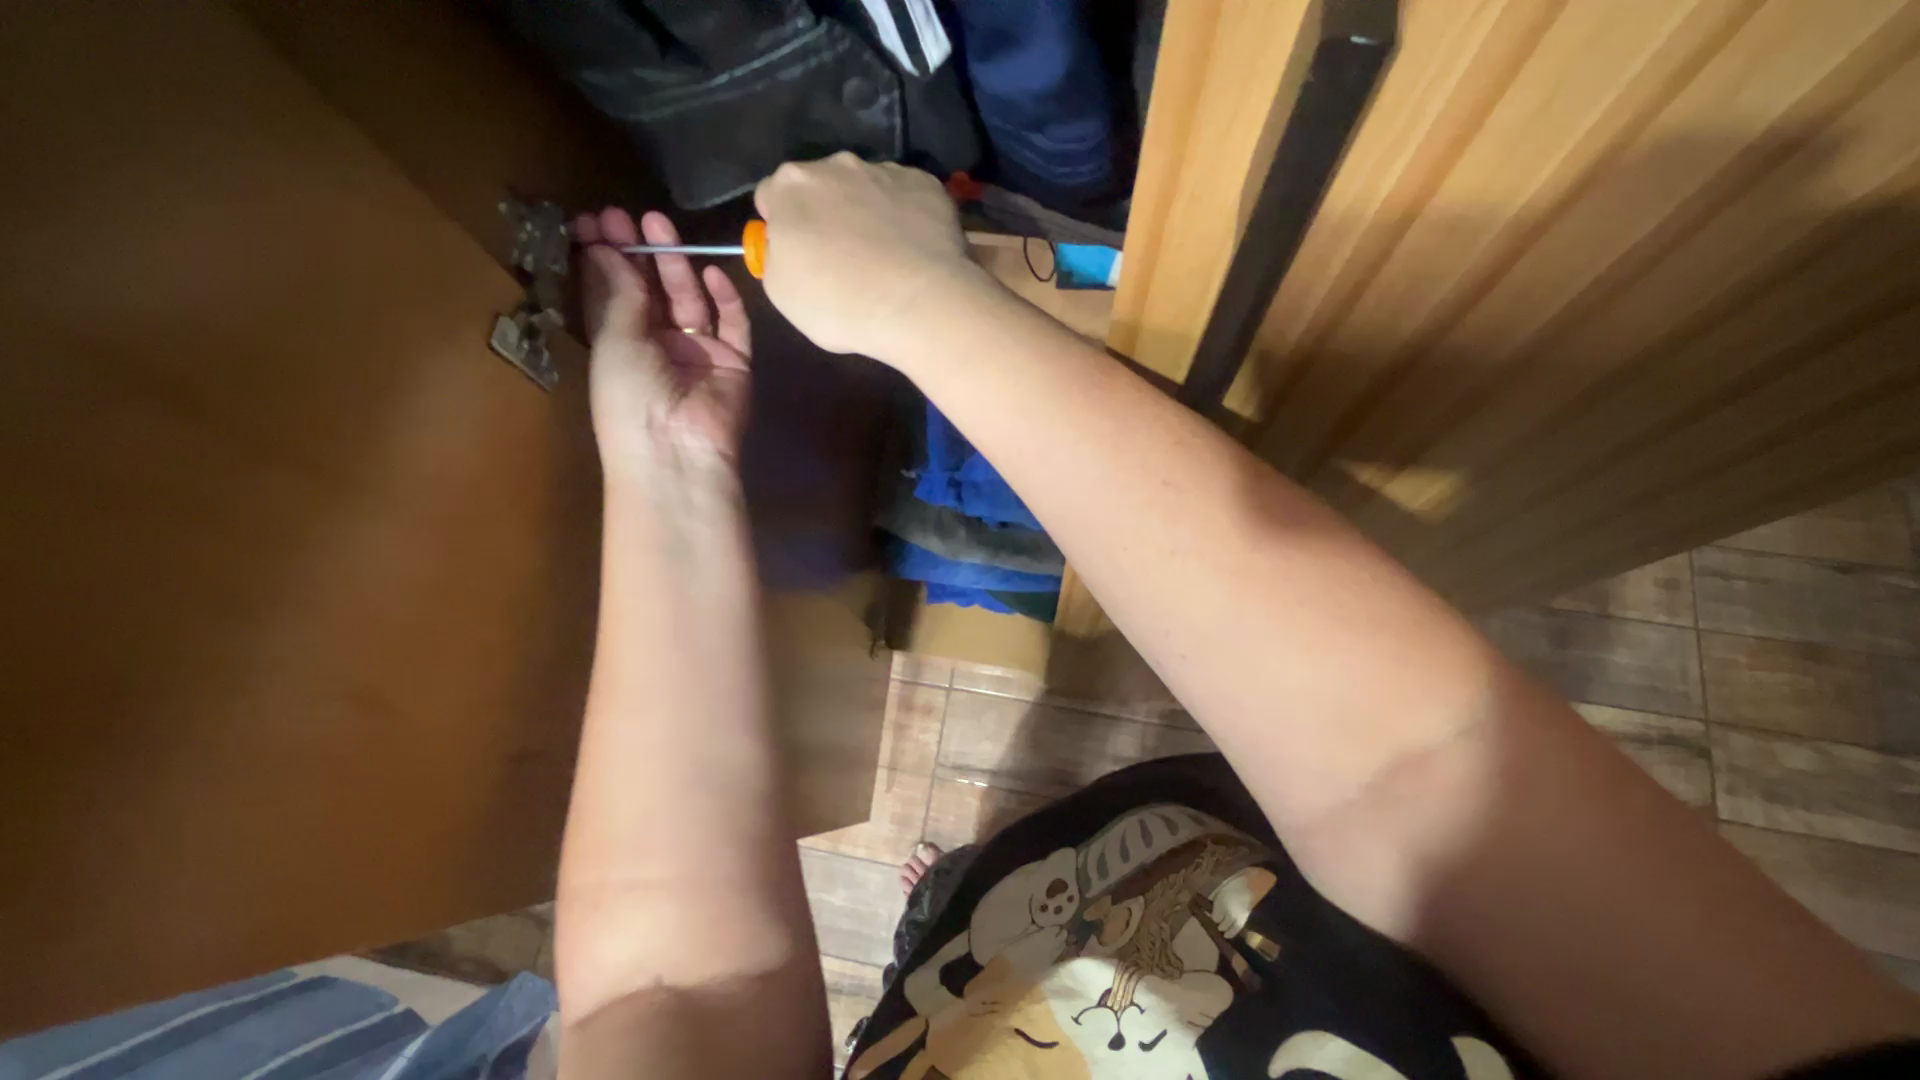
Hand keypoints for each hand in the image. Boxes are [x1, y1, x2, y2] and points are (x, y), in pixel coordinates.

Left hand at [574, 208, 751, 476]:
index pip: (613, 293)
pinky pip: (732, 324)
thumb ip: (619, 292)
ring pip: (689, 299)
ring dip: (675, 263)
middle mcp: (658, 346)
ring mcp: (698, 353)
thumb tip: (606, 246)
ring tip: (658, 224)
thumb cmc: (630, 398)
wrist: (677, 450)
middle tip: (624, 214)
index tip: (594, 221)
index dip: (604, 257)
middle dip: (638, 252)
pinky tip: (709, 271)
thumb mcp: (614, 341)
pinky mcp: (734, 361)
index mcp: (620, 346)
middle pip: (651, 290)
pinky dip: (724, 298)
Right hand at [753, 152, 983, 361]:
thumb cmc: (838, 303)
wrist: (918, 305)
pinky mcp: (927, 184)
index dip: (781, 228)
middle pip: (821, 187)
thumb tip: (790, 246)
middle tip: (843, 259)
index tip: (797, 256)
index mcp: (790, 185)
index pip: (772, 197)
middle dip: (826, 214)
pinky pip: (908, 198)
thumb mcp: (781, 291)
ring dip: (868, 214)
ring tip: (885, 259)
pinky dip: (907, 218)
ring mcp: (886, 170)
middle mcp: (837, 164)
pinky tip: (914, 253)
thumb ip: (777, 256)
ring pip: (867, 189)